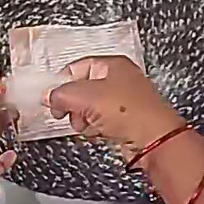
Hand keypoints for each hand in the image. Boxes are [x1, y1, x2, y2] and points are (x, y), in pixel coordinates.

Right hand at [44, 55, 186, 153]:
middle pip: (83, 88)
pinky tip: (98, 132)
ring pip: (91, 106)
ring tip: (87, 125)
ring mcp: (124, 100)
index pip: (77, 68)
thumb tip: (49, 96)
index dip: (62, 83)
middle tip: (69, 114)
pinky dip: (96, 126)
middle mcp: (119, 79)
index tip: (53, 99)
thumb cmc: (126, 111)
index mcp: (112, 64)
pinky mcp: (127, 119)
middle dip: (73, 104)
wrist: (154, 139)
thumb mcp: (85, 96)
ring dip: (83, 118)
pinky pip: (102, 120)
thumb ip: (61, 94)